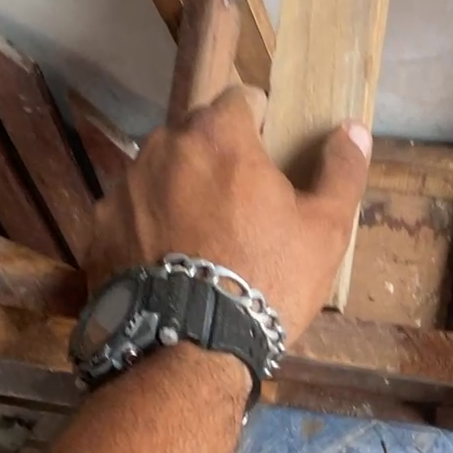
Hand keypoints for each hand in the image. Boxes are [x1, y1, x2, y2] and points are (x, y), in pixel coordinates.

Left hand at [83, 86, 372, 344]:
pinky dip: (147, 234)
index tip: (270, 161)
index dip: (260, 127)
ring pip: (159, 178)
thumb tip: (354, 130)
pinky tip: (168, 269)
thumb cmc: (268, 283)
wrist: (193, 351)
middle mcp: (161, 148)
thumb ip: (341, 173)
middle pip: (194, 140)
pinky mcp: (98, 234)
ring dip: (179, 196)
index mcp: (218, 137)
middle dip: (216, 163)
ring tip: (200, 248)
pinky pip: (130, 220)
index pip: (240, 102)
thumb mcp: (325, 233)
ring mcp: (122, 191)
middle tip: (239, 214)